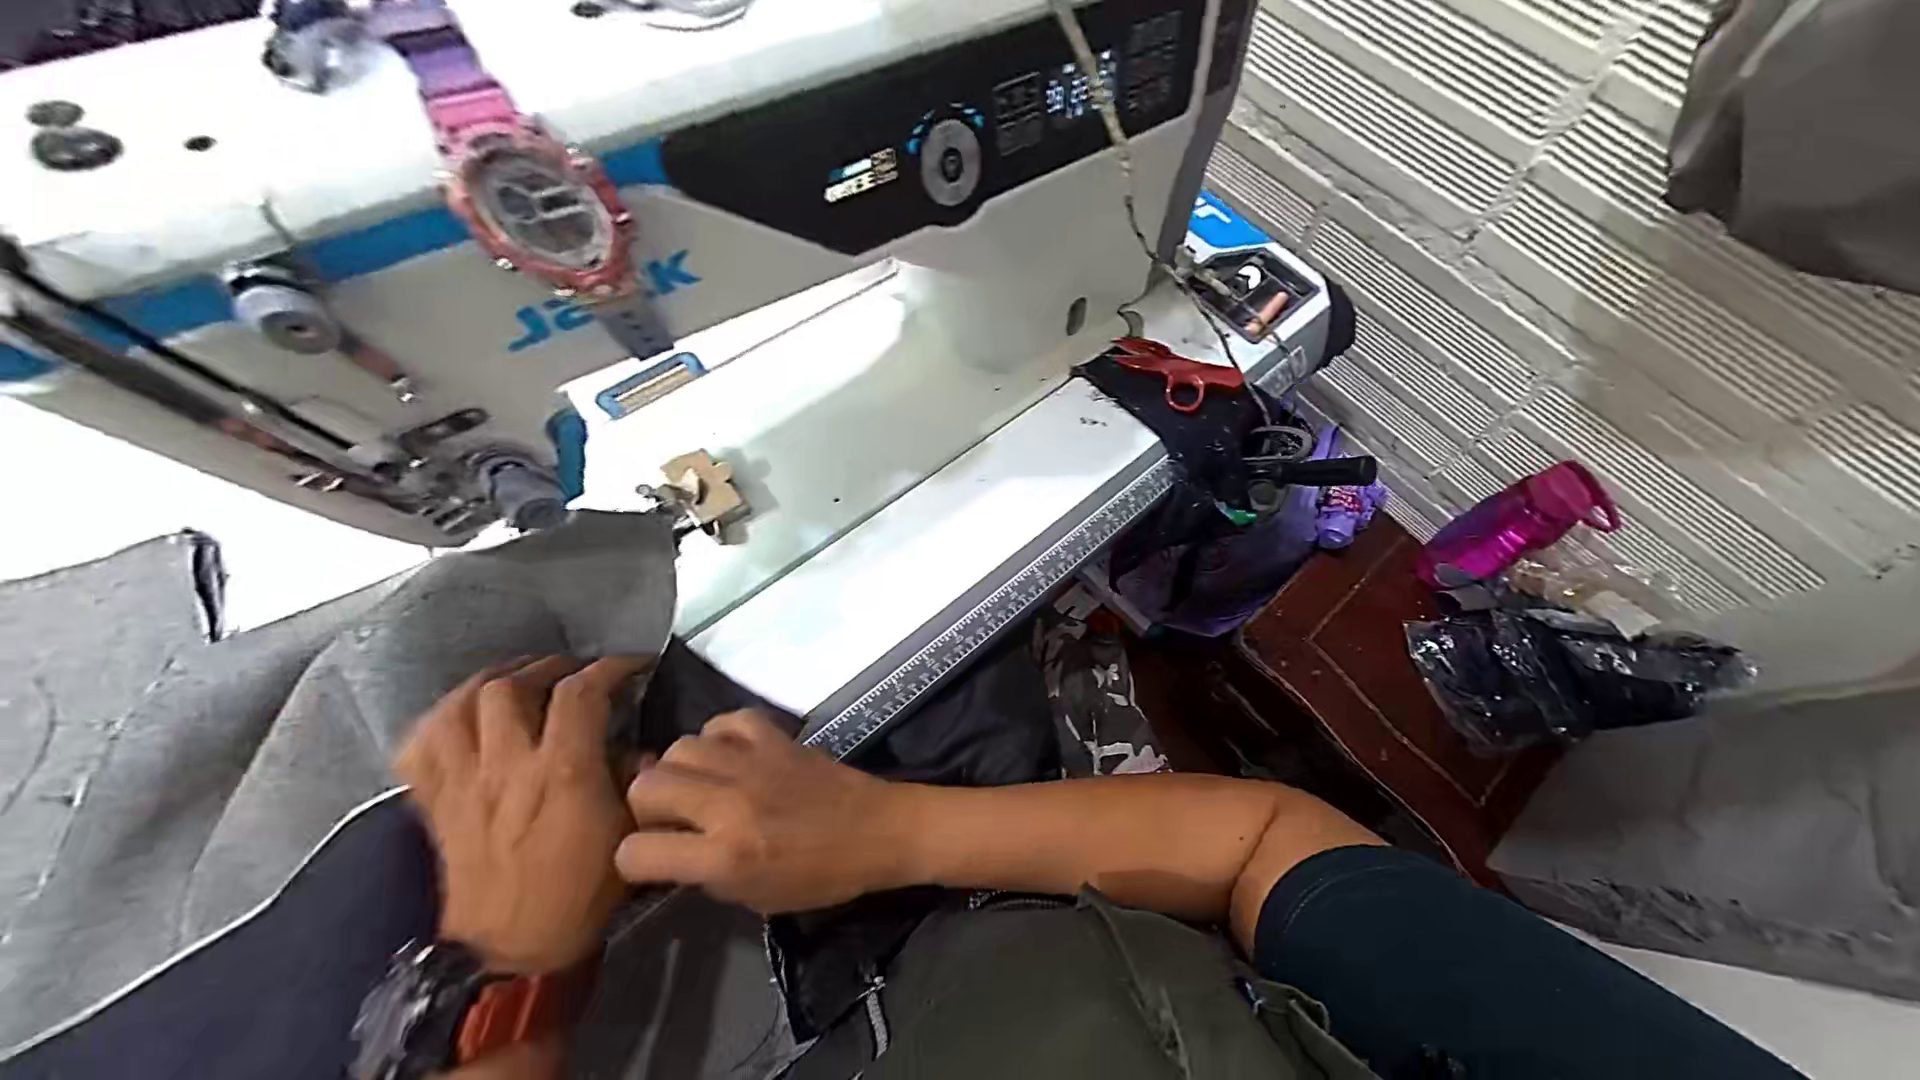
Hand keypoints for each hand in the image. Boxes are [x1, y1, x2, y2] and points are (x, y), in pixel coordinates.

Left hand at [395, 655, 653, 973]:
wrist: (514, 947)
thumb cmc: (583, 887)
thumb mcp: (631, 827)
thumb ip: (637, 776)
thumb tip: (636, 746)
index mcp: (562, 772)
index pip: (582, 693)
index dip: (612, 667)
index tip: (633, 666)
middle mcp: (506, 767)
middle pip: (512, 687)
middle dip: (550, 666)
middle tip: (576, 671)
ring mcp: (462, 784)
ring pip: (459, 705)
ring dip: (493, 680)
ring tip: (520, 678)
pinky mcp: (435, 804)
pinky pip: (420, 745)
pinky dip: (442, 718)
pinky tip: (466, 716)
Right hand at [614, 710, 903, 913]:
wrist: (876, 830)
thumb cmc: (820, 876)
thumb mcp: (754, 898)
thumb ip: (704, 873)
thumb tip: (670, 847)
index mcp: (723, 855)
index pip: (635, 851)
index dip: (633, 859)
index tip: (650, 857)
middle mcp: (728, 803)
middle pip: (646, 784)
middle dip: (646, 805)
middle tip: (672, 815)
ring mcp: (752, 762)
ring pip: (679, 746)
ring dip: (680, 767)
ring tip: (702, 782)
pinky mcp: (776, 737)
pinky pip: (727, 720)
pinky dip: (720, 735)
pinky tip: (732, 754)